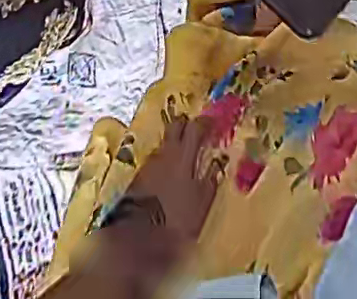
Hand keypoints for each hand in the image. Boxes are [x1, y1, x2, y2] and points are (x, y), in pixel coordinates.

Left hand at [122, 117, 222, 245]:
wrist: (139, 233)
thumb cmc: (176, 218)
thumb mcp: (201, 203)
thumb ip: (210, 180)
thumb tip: (217, 165)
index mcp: (183, 155)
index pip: (195, 127)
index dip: (205, 122)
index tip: (214, 124)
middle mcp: (166, 152)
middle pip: (176, 126)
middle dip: (187, 124)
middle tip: (197, 131)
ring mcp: (151, 161)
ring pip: (165, 142)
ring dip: (175, 142)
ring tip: (185, 154)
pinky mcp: (140, 173)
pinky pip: (157, 157)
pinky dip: (166, 159)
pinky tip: (170, 172)